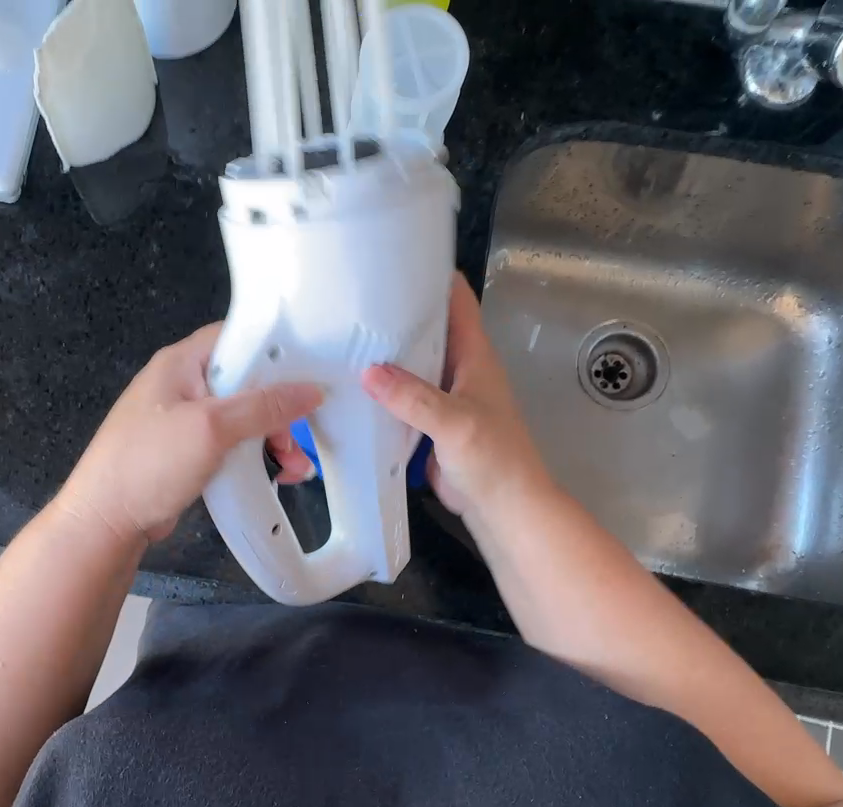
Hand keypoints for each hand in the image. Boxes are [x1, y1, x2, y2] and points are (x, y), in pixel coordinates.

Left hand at [56, 324, 323, 546]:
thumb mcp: (212, 428)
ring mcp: (184, 421)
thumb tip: (312, 391)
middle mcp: (183, 384)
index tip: (309, 372)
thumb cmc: (150, 463)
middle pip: (246, 383)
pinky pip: (230, 445)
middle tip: (295, 437)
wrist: (106, 519)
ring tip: (292, 466)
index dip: (274, 350)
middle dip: (278, 411)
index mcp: (182, 362)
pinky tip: (276, 475)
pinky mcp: (187, 453)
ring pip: (242, 418)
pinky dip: (253, 458)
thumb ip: (264, 407)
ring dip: (271, 440)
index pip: (237, 337)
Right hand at [361, 274, 550, 521]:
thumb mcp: (455, 423)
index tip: (391, 260)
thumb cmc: (494, 459)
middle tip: (349, 302)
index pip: (455, 300)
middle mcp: (457, 370)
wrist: (503, 510)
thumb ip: (414, 398)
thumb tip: (368, 372)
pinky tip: (349, 389)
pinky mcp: (426, 426)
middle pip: (425, 331)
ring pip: (409, 368)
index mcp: (474, 356)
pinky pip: (399, 402)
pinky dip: (379, 395)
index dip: (429, 276)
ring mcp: (440, 399)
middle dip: (394, 316)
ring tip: (340, 338)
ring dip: (382, 357)